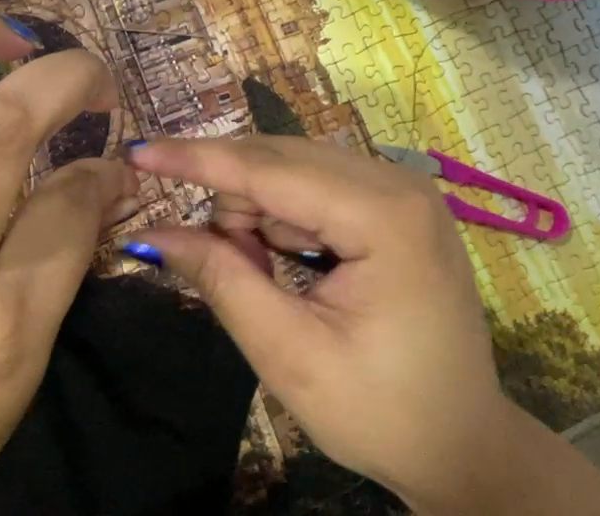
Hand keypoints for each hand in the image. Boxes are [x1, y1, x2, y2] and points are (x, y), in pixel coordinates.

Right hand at [126, 138, 599, 515]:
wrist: (462, 446)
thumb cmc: (381, 411)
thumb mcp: (290, 354)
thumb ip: (222, 280)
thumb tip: (153, 233)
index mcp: (385, 217)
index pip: (270, 170)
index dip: (196, 160)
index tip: (137, 152)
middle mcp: (398, 183)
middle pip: (279, 159)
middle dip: (232, 201)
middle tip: (222, 264)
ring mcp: (401, 189)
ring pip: (291, 168)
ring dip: (256, 212)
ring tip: (264, 277)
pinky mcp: (395, 203)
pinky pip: (313, 184)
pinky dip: (281, 217)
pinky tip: (289, 264)